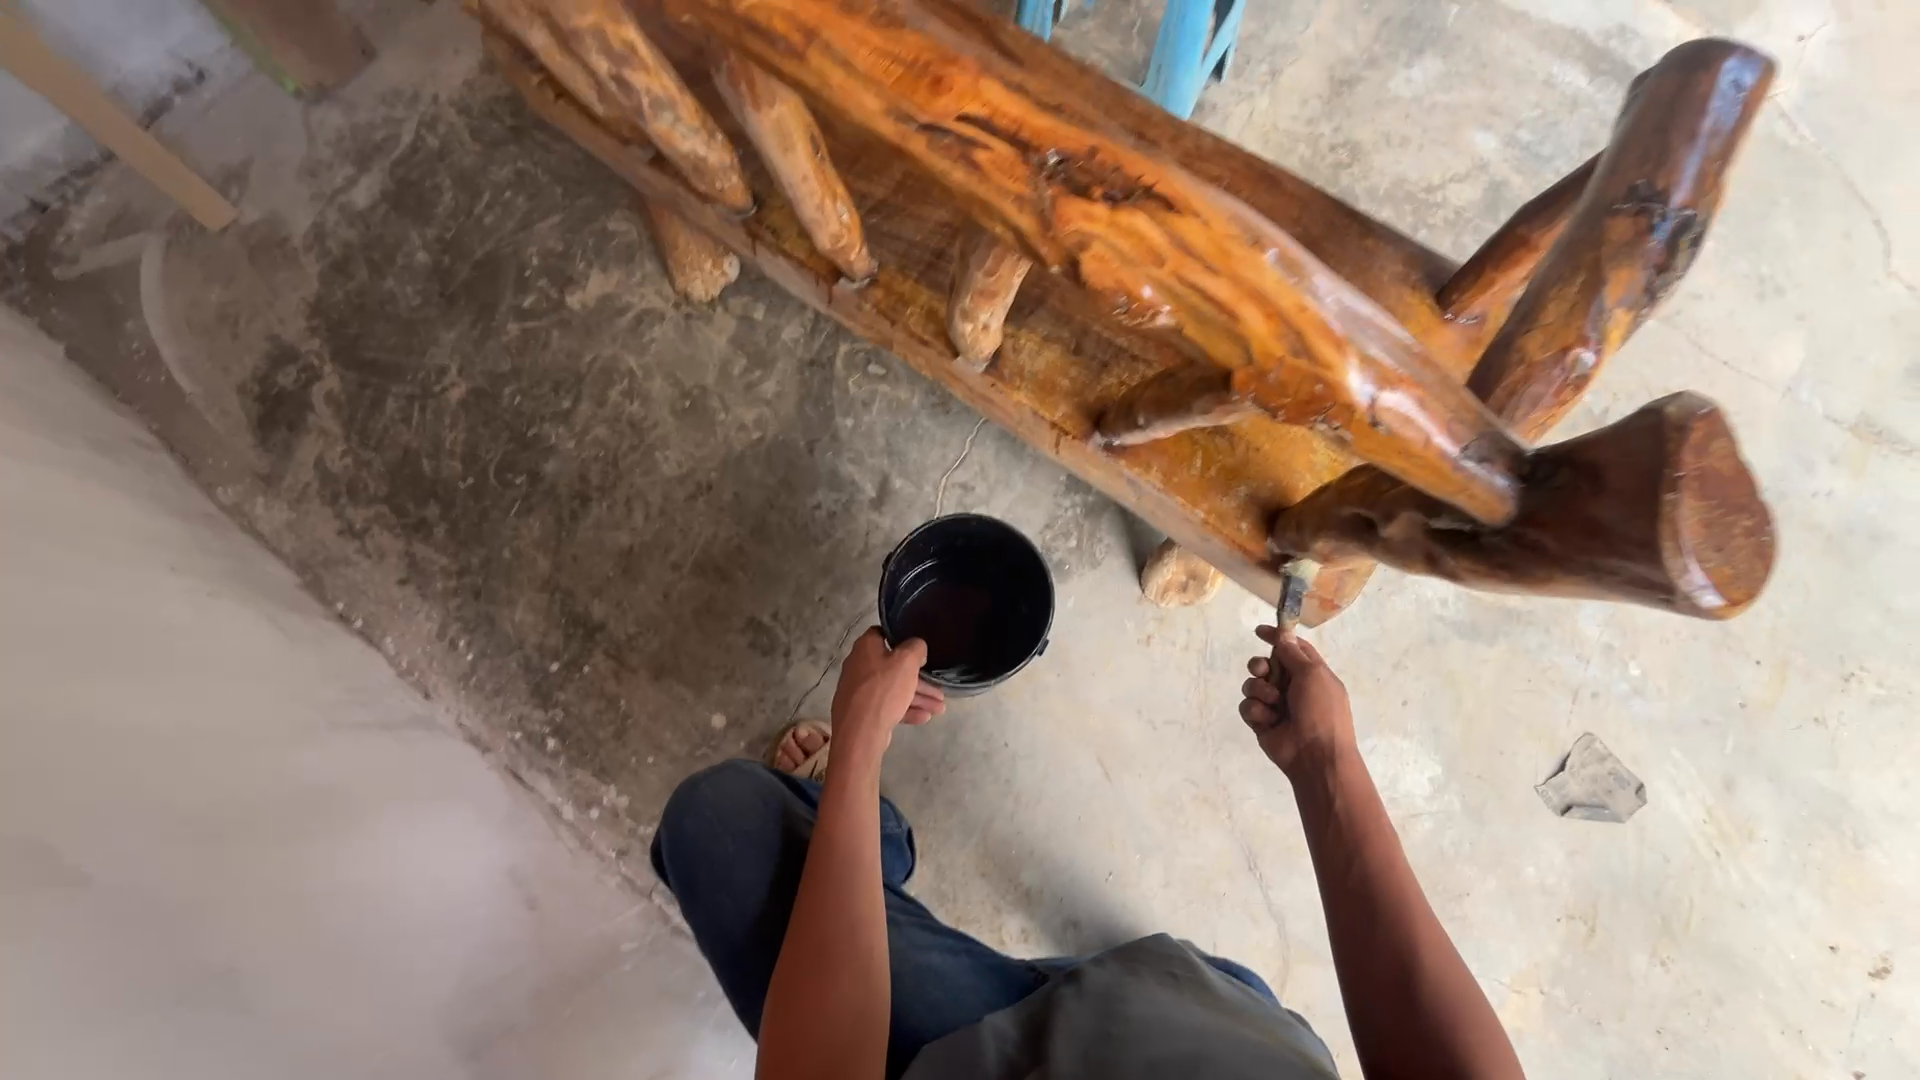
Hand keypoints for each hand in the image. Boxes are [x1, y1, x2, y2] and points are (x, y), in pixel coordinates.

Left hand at [830, 628, 945, 756]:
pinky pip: (887, 706)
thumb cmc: (884, 689)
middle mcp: (860, 665)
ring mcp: (860, 690)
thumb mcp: (906, 661)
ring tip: (939, 708)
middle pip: (893, 667)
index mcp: (866, 647)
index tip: (918, 648)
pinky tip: (924, 717)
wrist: (859, 732)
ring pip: (893, 689)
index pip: (882, 633)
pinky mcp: (863, 711)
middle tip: (938, 688)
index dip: (901, 638)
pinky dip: (905, 709)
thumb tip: (917, 646)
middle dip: (919, 678)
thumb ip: (916, 648)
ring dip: (917, 697)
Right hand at [1240, 625, 1354, 778]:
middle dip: (1260, 665)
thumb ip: (1293, 653)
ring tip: (1271, 703)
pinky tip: (1268, 721)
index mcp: (1311, 674)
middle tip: (1263, 671)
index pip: (1292, 649)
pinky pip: (1248, 706)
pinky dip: (1256, 711)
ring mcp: (1276, 705)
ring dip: (1259, 690)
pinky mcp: (1261, 721)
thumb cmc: (1321, 712)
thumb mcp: (1313, 674)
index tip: (1259, 632)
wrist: (1315, 756)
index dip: (1277, 638)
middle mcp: (1292, 688)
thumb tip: (1283, 634)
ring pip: (1253, 685)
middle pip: (1267, 665)